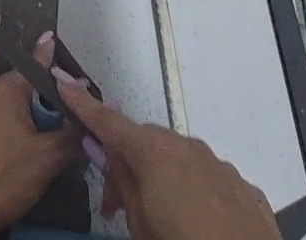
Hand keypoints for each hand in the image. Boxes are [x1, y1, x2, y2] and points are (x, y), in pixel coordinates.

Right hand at [59, 78, 278, 239]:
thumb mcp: (139, 223)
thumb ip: (121, 182)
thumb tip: (102, 149)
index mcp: (154, 152)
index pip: (108, 121)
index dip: (82, 104)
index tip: (62, 82)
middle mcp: (186, 147)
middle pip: (143, 142)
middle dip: (125, 164)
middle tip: (114, 206)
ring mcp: (218, 165)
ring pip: (177, 159)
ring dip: (159, 178)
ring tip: (158, 221)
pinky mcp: (243, 187)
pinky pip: (207, 179)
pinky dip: (192, 192)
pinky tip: (196, 223)